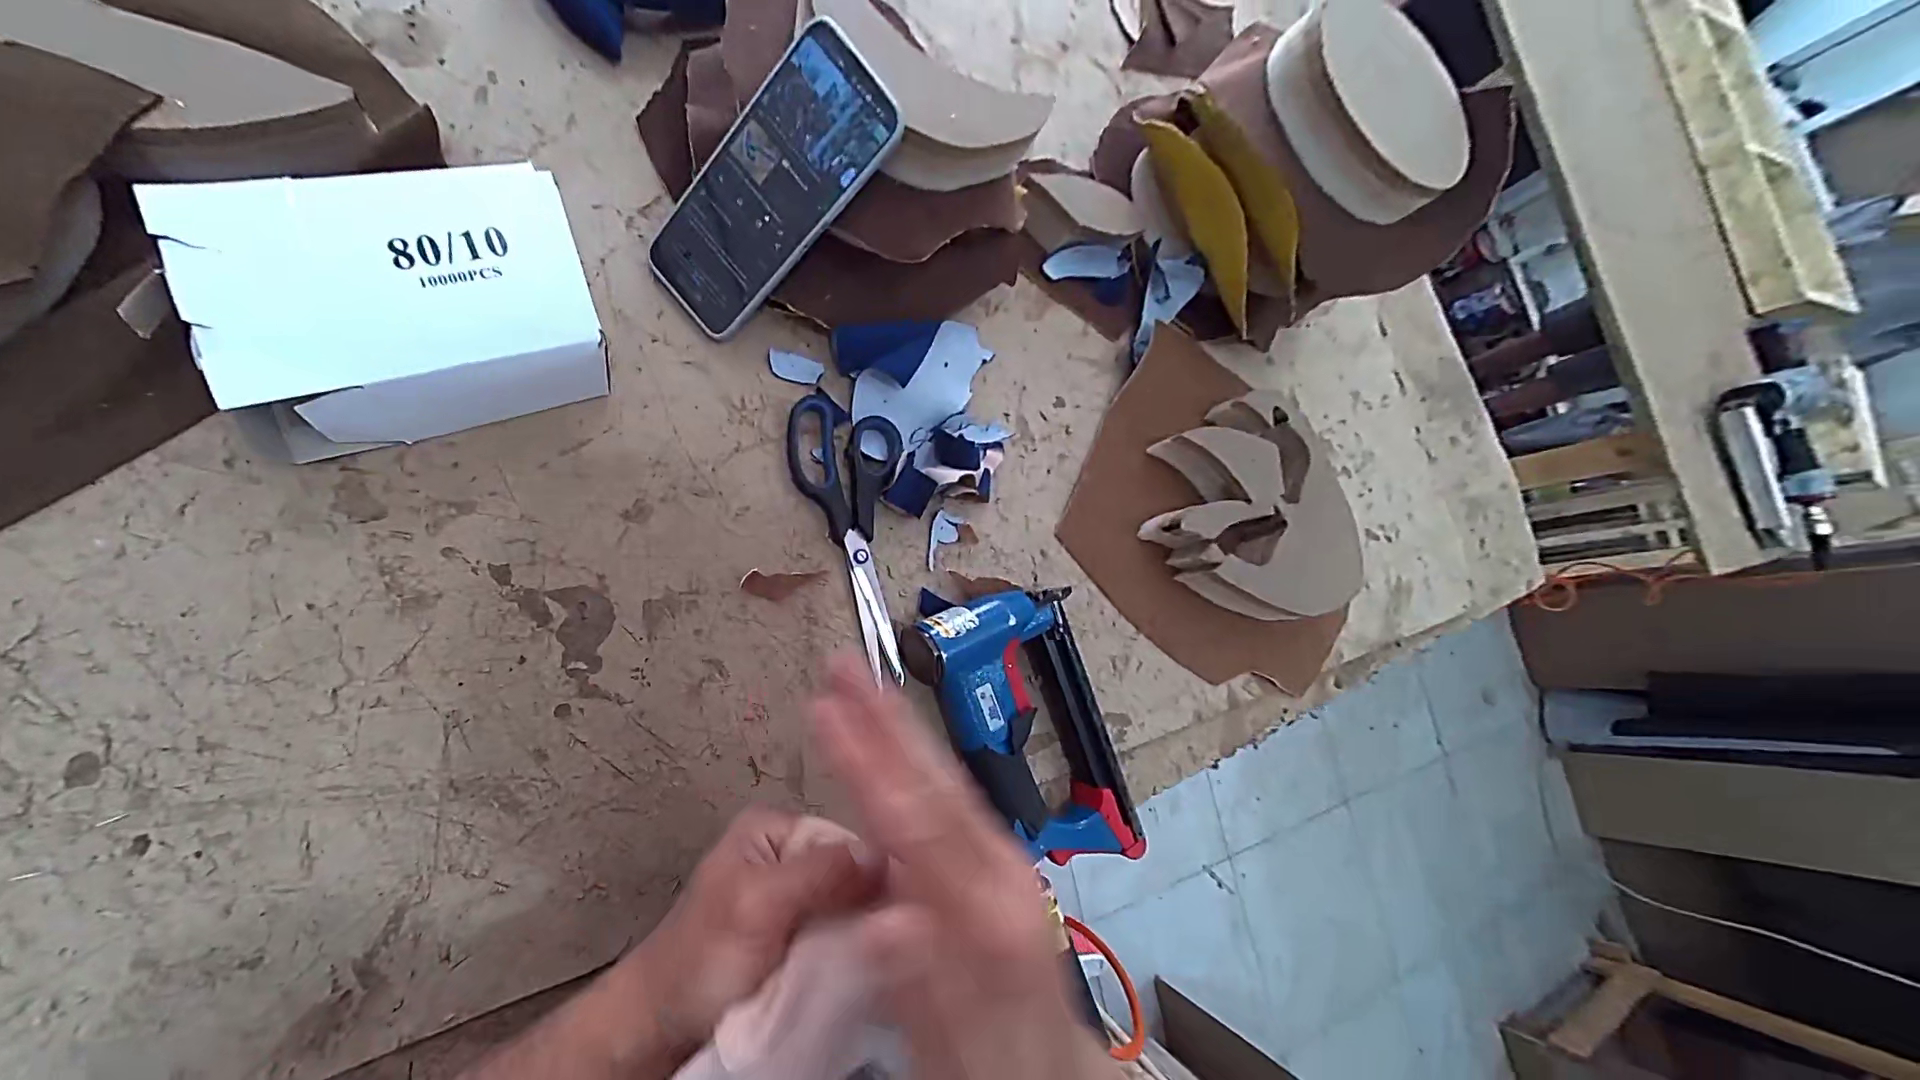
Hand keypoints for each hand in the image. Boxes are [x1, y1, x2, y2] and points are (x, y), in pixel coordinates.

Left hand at [461, 808, 877, 1079]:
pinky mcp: (799, 935)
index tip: (896, 910)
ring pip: (851, 905)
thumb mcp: (759, 904)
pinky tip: (862, 965)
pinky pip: (841, 933)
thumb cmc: (698, 961)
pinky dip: (851, 951)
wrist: (657, 1031)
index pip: (848, 837)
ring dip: (862, 931)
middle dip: (869, 903)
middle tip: (887, 940)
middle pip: (853, 871)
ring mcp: (794, 895)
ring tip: (875, 956)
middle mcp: (789, 852)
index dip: (874, 872)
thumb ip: (819, 873)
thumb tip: (886, 854)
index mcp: (776, 827)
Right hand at [810, 656, 1123, 1079]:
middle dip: (887, 717)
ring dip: (900, 729)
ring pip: (943, 781)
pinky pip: (946, 801)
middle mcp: (998, 868)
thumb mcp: (955, 1042)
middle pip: (934, 780)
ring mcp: (998, 859)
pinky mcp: (990, 863)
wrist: (1052, 1068)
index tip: (828, 711)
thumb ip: (921, 979)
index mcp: (985, 906)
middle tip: (848, 667)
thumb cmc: (1001, 1058)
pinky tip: (894, 749)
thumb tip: (887, 920)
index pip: (915, 819)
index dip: (867, 760)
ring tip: (866, 689)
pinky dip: (914, 764)